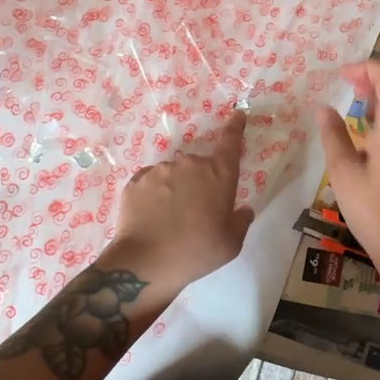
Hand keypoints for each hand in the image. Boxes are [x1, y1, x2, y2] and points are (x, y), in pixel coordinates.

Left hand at [100, 111, 254, 294]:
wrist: (145, 265)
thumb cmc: (196, 253)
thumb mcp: (231, 244)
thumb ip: (241, 221)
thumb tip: (243, 210)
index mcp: (219, 174)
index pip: (231, 141)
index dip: (235, 127)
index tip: (238, 114)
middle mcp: (191, 164)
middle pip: (200, 167)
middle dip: (200, 183)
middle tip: (195, 213)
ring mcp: (161, 170)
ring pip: (173, 175)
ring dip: (175, 189)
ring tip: (169, 220)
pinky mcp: (136, 181)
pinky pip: (151, 183)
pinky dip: (153, 196)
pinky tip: (151, 218)